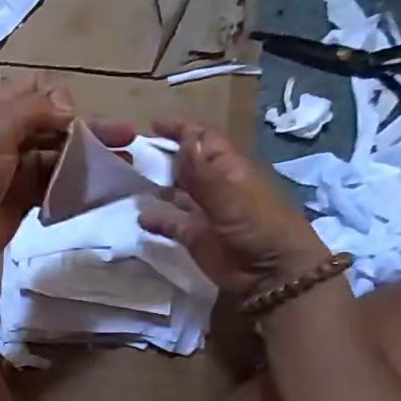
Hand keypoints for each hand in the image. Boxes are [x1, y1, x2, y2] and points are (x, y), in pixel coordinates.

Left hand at [0, 76, 115, 261]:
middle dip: (90, 128)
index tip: (72, 119)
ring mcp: (18, 167)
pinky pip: (57, 184)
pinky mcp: (25, 196)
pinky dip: (78, 184)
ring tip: (123, 165)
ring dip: (90, 157)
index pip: (36, 90)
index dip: (59, 98)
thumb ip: (33, 111)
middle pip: (56, 124)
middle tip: (127, 137)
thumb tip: (69, 109)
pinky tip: (102, 187)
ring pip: (61, 155)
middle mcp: (9, 135)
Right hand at [134, 120, 333, 296]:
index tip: (152, 125)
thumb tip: (183, 138)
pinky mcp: (195, 237)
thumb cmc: (258, 229)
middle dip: (162, 156)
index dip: (181, 130)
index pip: (203, 139)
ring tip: (128, 182)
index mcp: (228, 169)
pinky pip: (171, 224)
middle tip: (130, 153)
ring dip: (156, 186)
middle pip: (185, 164)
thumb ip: (203, 171)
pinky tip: (139, 218)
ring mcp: (204, 213)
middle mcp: (214, 186)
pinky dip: (156, 220)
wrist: (272, 275)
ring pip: (176, 193)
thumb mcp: (230, 197)